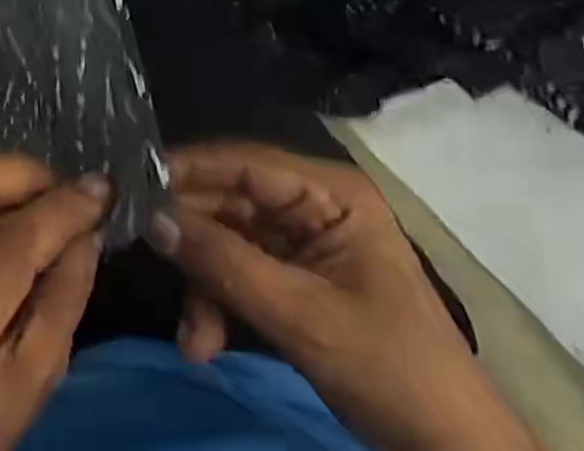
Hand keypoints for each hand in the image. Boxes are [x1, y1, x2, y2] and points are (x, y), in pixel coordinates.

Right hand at [156, 143, 538, 450]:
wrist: (447, 448)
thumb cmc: (390, 369)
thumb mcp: (302, 317)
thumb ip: (225, 264)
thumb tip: (155, 219)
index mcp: (330, 193)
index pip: (247, 162)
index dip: (191, 168)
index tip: (136, 183)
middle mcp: (313, 205)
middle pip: (231, 203)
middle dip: (193, 244)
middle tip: (144, 261)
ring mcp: (303, 242)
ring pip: (228, 241)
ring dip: (203, 287)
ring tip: (194, 340)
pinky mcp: (295, 277)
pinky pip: (239, 273)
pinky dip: (217, 304)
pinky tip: (204, 345)